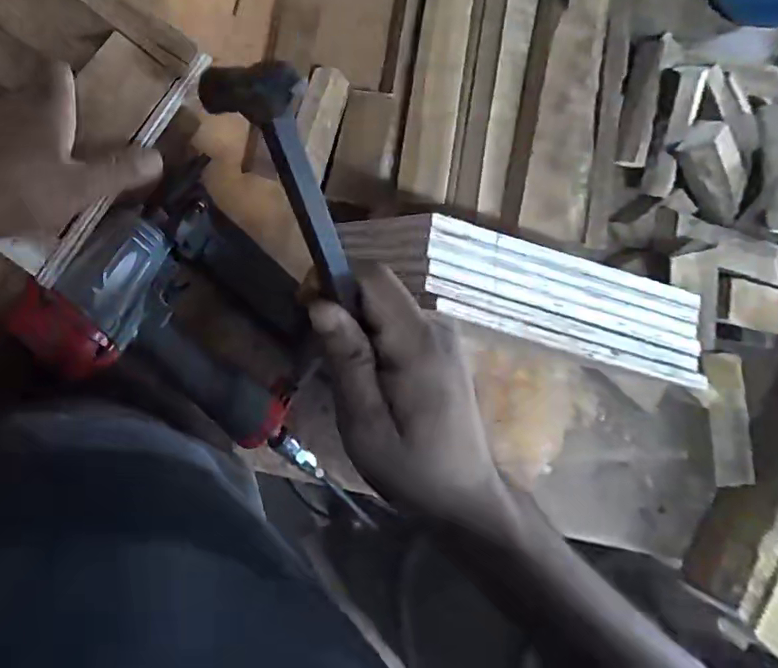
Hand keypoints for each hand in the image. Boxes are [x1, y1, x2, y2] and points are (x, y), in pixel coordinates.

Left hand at [0, 61, 163, 240]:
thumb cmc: (14, 193)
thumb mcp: (77, 191)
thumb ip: (117, 172)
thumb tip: (158, 156)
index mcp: (45, 106)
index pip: (59, 71)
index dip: (70, 83)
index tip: (81, 108)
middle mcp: (10, 101)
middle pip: (35, 96)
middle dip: (51, 118)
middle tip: (65, 154)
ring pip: (7, 118)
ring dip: (20, 137)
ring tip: (29, 175)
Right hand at [310, 263, 505, 523]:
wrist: (468, 501)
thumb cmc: (412, 470)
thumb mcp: (365, 424)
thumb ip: (346, 359)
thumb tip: (319, 304)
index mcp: (417, 342)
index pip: (372, 276)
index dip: (333, 281)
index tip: (309, 313)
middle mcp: (434, 326)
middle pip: (375, 287)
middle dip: (341, 307)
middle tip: (324, 354)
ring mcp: (441, 333)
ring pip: (382, 302)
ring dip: (355, 324)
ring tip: (348, 374)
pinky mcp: (440, 344)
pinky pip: (394, 319)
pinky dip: (372, 335)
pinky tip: (371, 377)